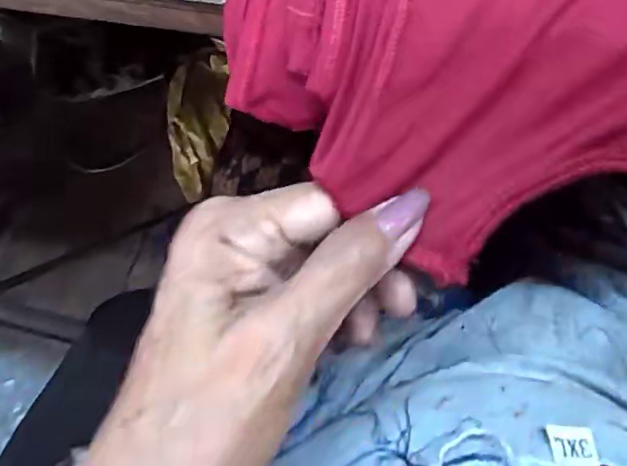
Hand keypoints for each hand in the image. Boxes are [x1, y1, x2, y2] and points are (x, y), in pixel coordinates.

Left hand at [84, 184, 426, 465]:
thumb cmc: (206, 425)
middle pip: (333, 227)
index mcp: (229, 225)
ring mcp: (244, 266)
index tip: (419, 260)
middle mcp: (236, 230)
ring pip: (332, 256)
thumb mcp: (287, 338)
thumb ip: (351, 263)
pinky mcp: (254, 299)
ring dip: (363, 291)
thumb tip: (415, 201)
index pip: (329, 201)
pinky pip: (317, 284)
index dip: (376, 226)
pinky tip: (354, 338)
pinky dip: (343, 309)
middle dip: (372, 266)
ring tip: (377, 331)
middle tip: (405, 306)